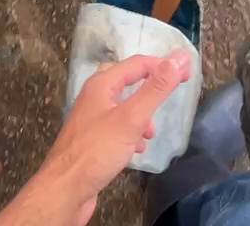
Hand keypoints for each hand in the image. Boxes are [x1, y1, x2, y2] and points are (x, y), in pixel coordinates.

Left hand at [0, 51, 193, 225]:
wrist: (64, 190)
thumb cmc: (97, 150)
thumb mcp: (132, 118)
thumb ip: (156, 89)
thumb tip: (179, 59)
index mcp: (102, 84)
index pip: (137, 64)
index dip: (162, 66)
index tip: (185, 73)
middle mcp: (94, 96)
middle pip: (127, 82)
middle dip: (149, 88)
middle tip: (167, 97)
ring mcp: (90, 119)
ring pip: (121, 107)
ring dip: (141, 114)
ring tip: (151, 132)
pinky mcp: (90, 141)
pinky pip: (115, 127)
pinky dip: (130, 133)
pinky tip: (136, 149)